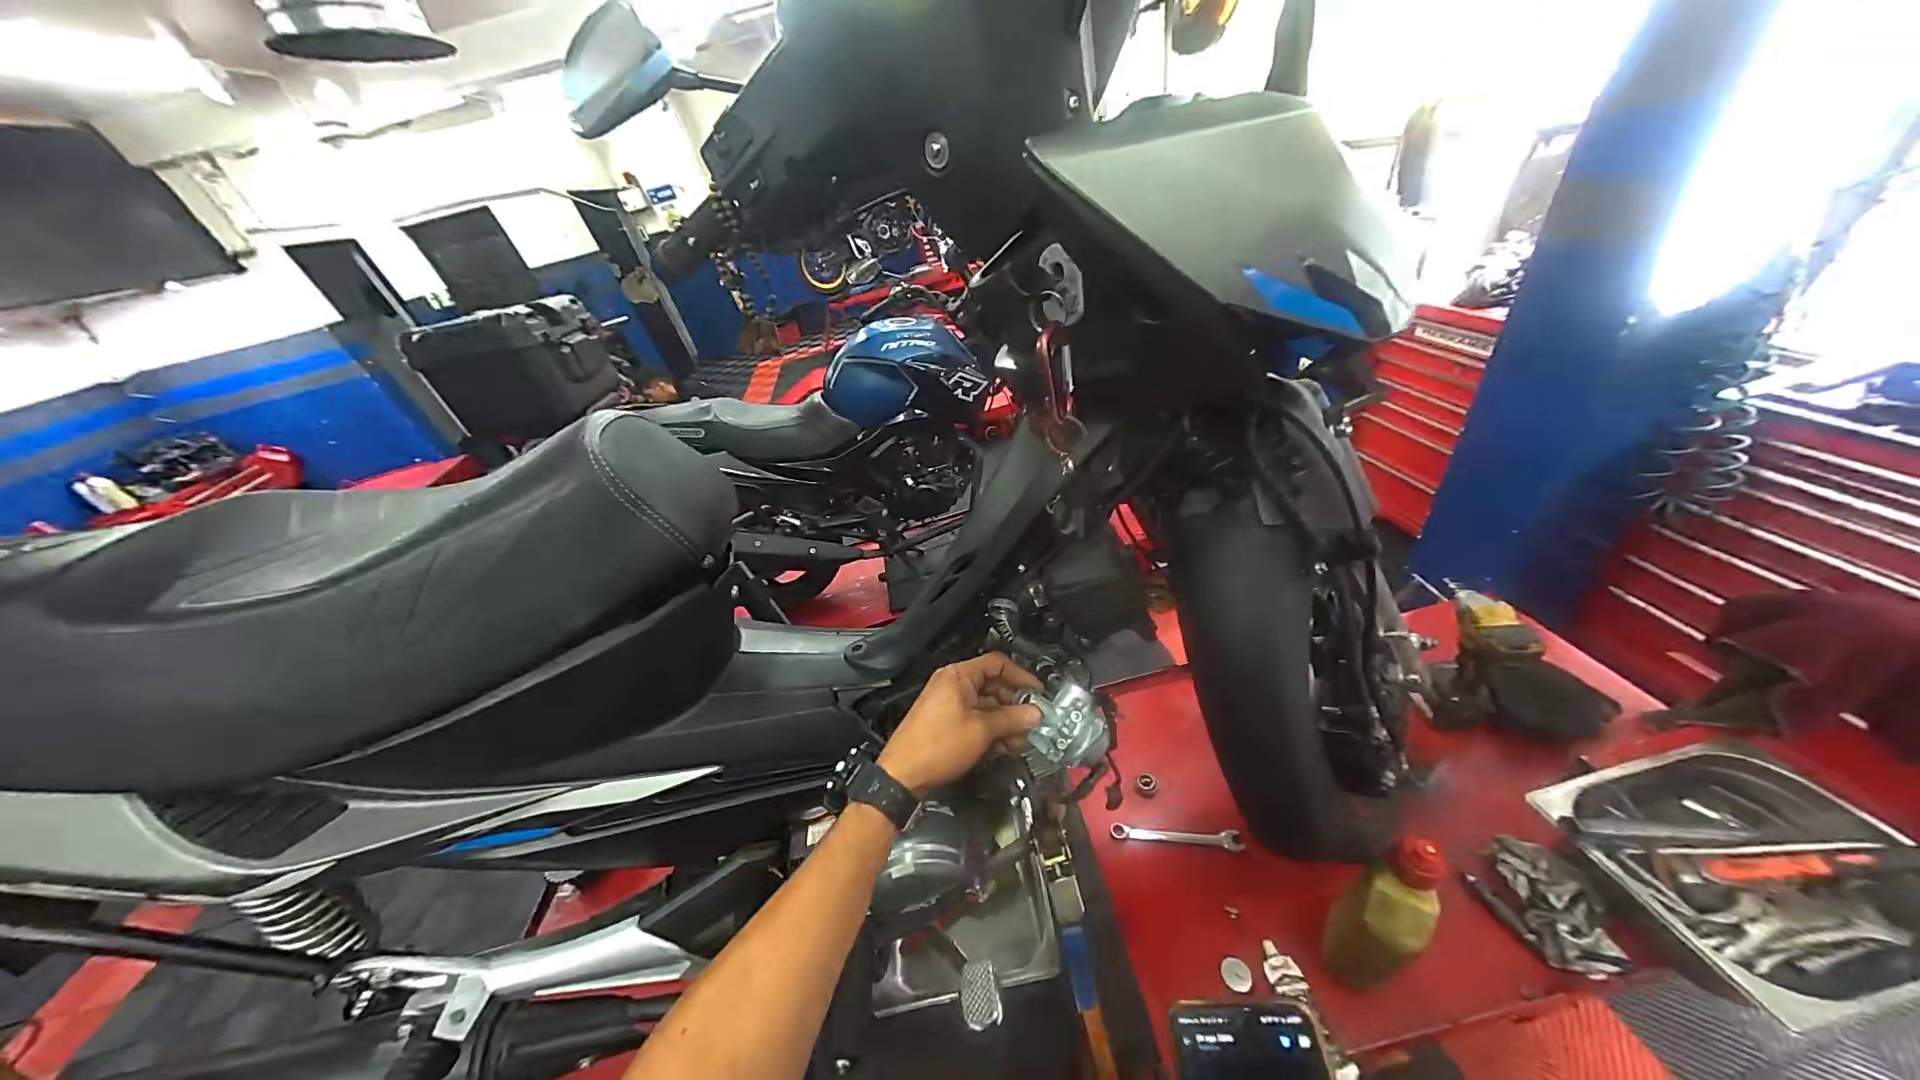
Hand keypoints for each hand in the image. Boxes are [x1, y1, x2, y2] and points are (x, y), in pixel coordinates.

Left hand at [877, 653, 1043, 796]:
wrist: (903, 774)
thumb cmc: (940, 745)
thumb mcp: (982, 730)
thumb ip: (1012, 718)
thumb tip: (1036, 713)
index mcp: (959, 675)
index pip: (997, 664)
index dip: (1021, 676)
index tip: (1038, 694)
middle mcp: (953, 684)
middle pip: (994, 686)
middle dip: (1014, 706)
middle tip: (1030, 725)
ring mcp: (949, 703)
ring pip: (986, 705)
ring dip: (1004, 722)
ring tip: (1016, 743)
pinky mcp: (946, 722)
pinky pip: (975, 718)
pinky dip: (990, 730)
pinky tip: (1002, 748)